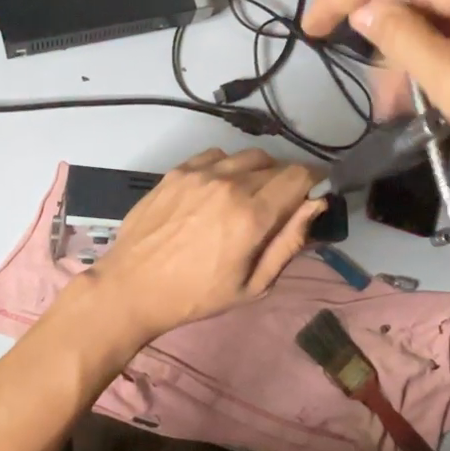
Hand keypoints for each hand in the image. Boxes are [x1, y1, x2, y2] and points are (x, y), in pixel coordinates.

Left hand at [86, 148, 322, 339]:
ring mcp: (200, 173)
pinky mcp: (177, 171)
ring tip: (250, 196)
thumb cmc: (196, 295)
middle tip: (280, 205)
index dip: (314, 182)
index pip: (300, 176)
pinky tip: (219, 189)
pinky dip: (228, 167)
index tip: (314, 193)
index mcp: (252, 215)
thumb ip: (289, 243)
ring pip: (247, 156)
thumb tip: (316, 207)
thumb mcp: (253, 285)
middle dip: (287, 181)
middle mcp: (229, 184)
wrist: (133, 287)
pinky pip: (216, 155)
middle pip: (276, 164)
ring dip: (259, 171)